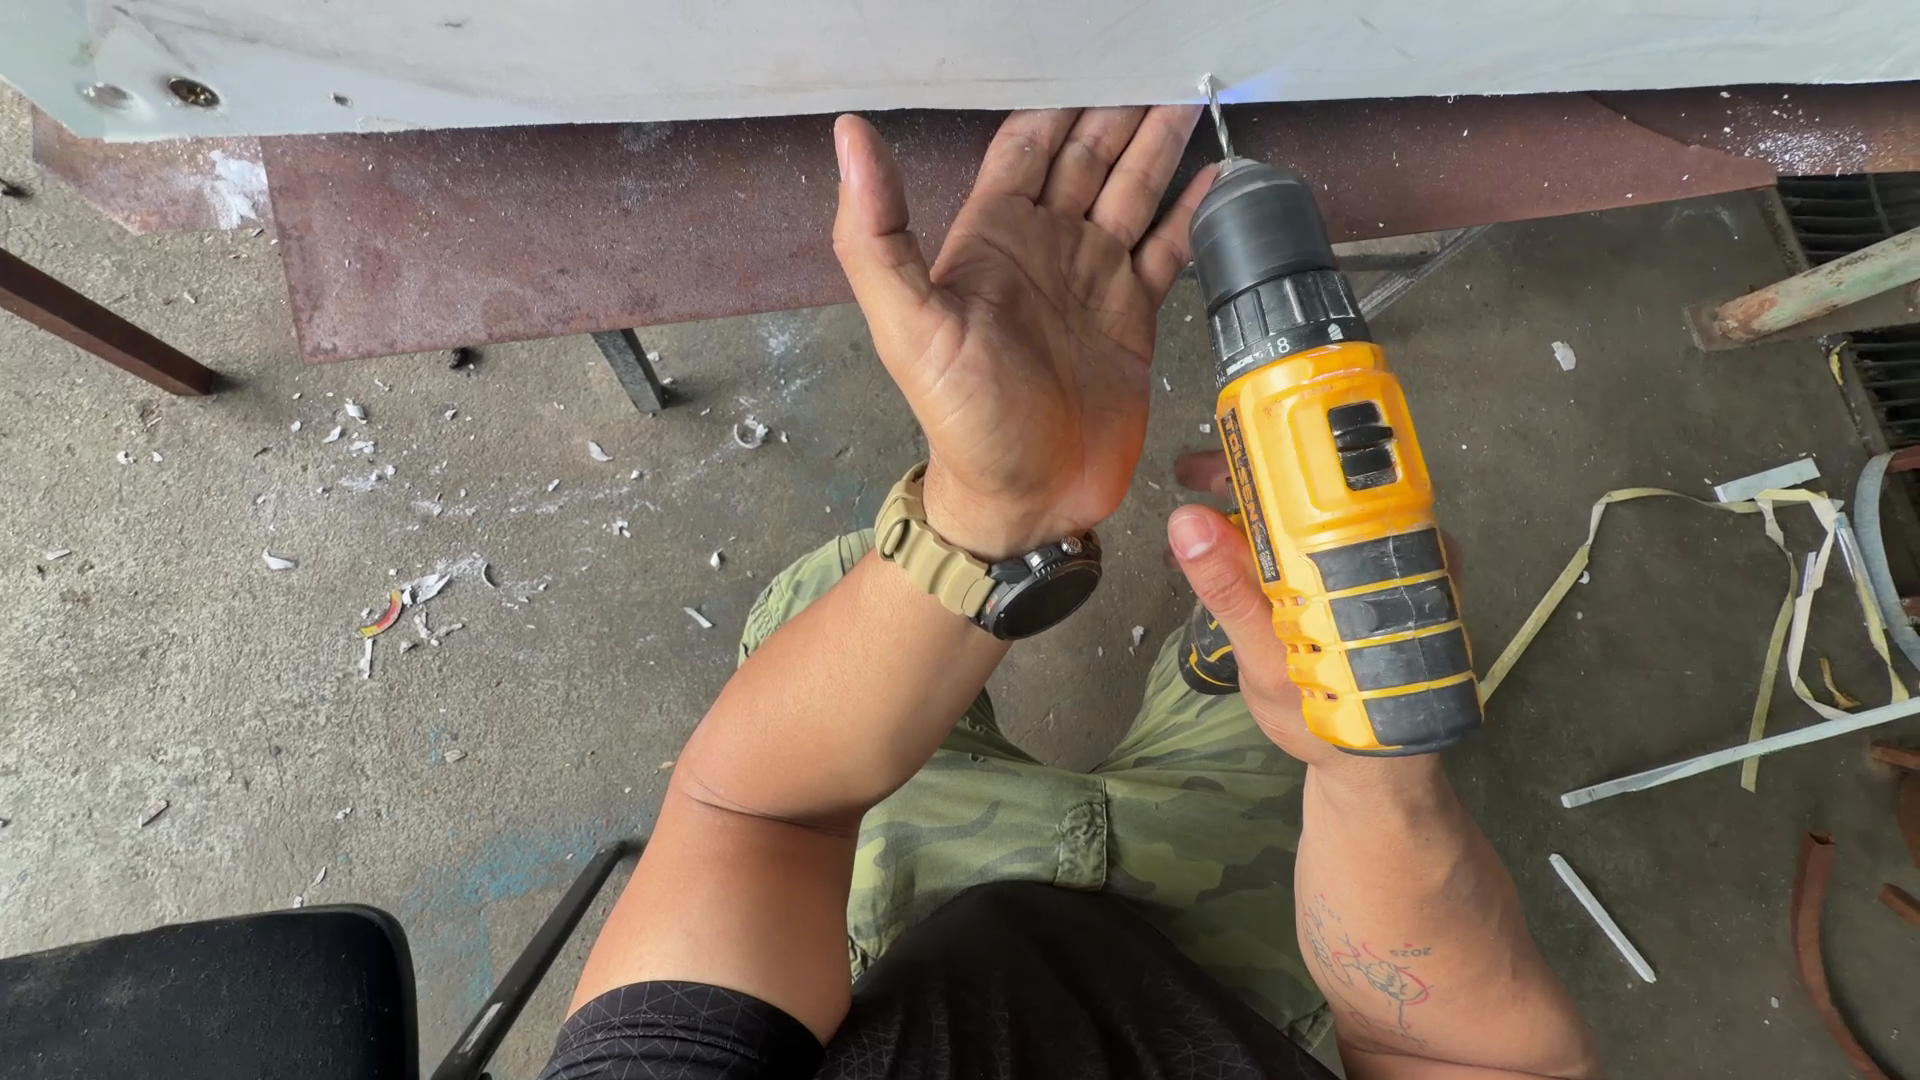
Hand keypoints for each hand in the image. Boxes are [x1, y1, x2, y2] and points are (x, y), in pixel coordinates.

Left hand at [833, 108, 1215, 559]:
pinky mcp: (1133, 319)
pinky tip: (1215, 180)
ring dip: (1160, 149)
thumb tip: (848, 136)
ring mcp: (1093, 282)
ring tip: (1193, 100)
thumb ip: (877, 236)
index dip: (1060, 103)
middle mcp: (1045, 250)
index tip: (1098, 59)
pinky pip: (1166, 250)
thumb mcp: (910, 328)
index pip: (1027, 146)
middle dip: (1121, 112)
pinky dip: (1190, 214)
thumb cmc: (967, 421)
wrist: (1024, 498)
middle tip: (1162, 64)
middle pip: (1089, 158)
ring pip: (1132, 194)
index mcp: (993, 240)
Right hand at [1166, 451, 1464, 779]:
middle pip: (1314, 484)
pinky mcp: (1359, 575)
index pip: (1326, 476)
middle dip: (1244, 477)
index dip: (1264, 456)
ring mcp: (1376, 559)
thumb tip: (1187, 522)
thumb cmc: (1330, 718)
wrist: (1371, 765)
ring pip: (1309, 509)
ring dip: (1246, 506)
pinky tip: (1225, 550)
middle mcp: (1393, 543)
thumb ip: (1232, 592)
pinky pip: (1309, 537)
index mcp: (1385, 553)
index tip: (1211, 455)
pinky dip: (1263, 535)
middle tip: (1186, 476)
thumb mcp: (1269, 659)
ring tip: (1192, 522)